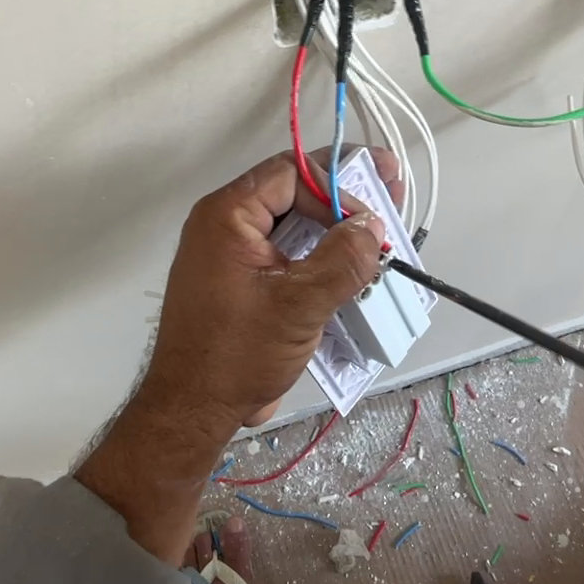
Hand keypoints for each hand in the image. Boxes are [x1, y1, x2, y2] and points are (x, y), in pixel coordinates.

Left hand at [142, 147, 394, 429]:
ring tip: (378, 229)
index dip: (336, 186)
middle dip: (342, 194)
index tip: (373, 215)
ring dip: (333, 225)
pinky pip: (285, 251)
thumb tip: (372, 227)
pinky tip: (351, 264)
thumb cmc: (237, 354)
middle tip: (390, 189)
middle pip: (291, 191)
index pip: (290, 175)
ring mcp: (232, 253)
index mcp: (226, 216)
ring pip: (291, 222)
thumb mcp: (298, 306)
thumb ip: (341, 261)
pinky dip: (318, 253)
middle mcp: (225, 224)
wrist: (194, 409)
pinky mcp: (242, 279)